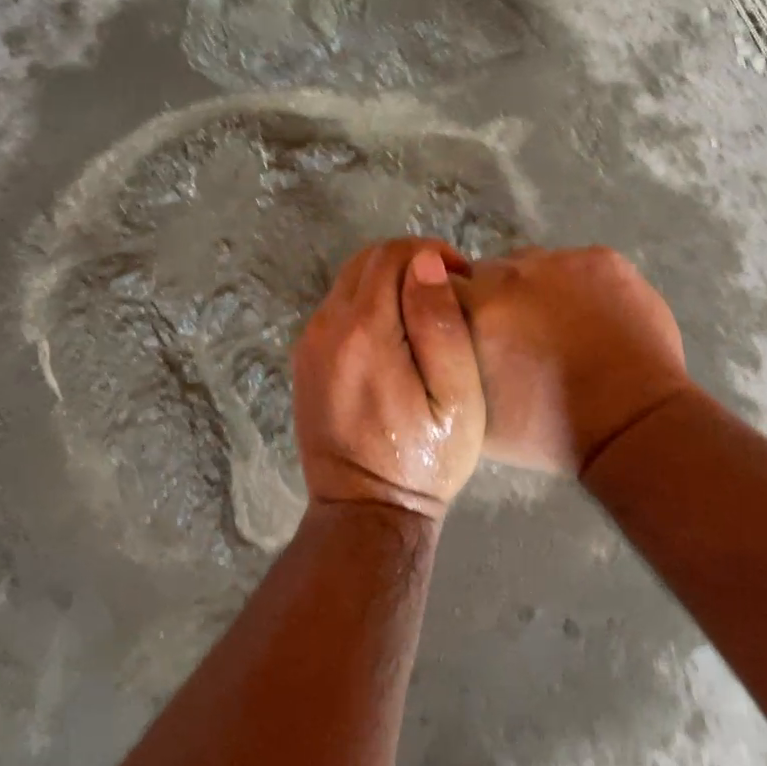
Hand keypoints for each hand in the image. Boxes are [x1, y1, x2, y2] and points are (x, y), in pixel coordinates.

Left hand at [292, 238, 486, 520]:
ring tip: (424, 317)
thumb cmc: (424, 459)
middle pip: (366, 262)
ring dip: (388, 284)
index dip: (431, 254)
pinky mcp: (304, 362)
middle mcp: (325, 328)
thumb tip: (424, 263)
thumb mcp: (456, 396)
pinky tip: (394, 341)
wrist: (366, 511)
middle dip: (409, 263)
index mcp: (363, 331)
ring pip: (348, 284)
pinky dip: (367, 307)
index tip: (462, 279)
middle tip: (446, 294)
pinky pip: (336, 311)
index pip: (391, 255)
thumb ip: (440, 323)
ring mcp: (308, 345)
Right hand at [451, 246, 690, 475]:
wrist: (633, 424)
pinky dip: (574, 287)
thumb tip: (435, 342)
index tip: (466, 331)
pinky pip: (574, 265)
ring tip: (555, 329)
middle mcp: (512, 273)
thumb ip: (445, 366)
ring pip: (531, 266)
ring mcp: (561, 261)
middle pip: (486, 273)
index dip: (449, 307)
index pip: (440, 287)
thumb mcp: (472, 413)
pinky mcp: (602, 259)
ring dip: (532, 289)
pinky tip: (589, 321)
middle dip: (492, 298)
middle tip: (513, 337)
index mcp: (476, 307)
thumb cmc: (546, 432)